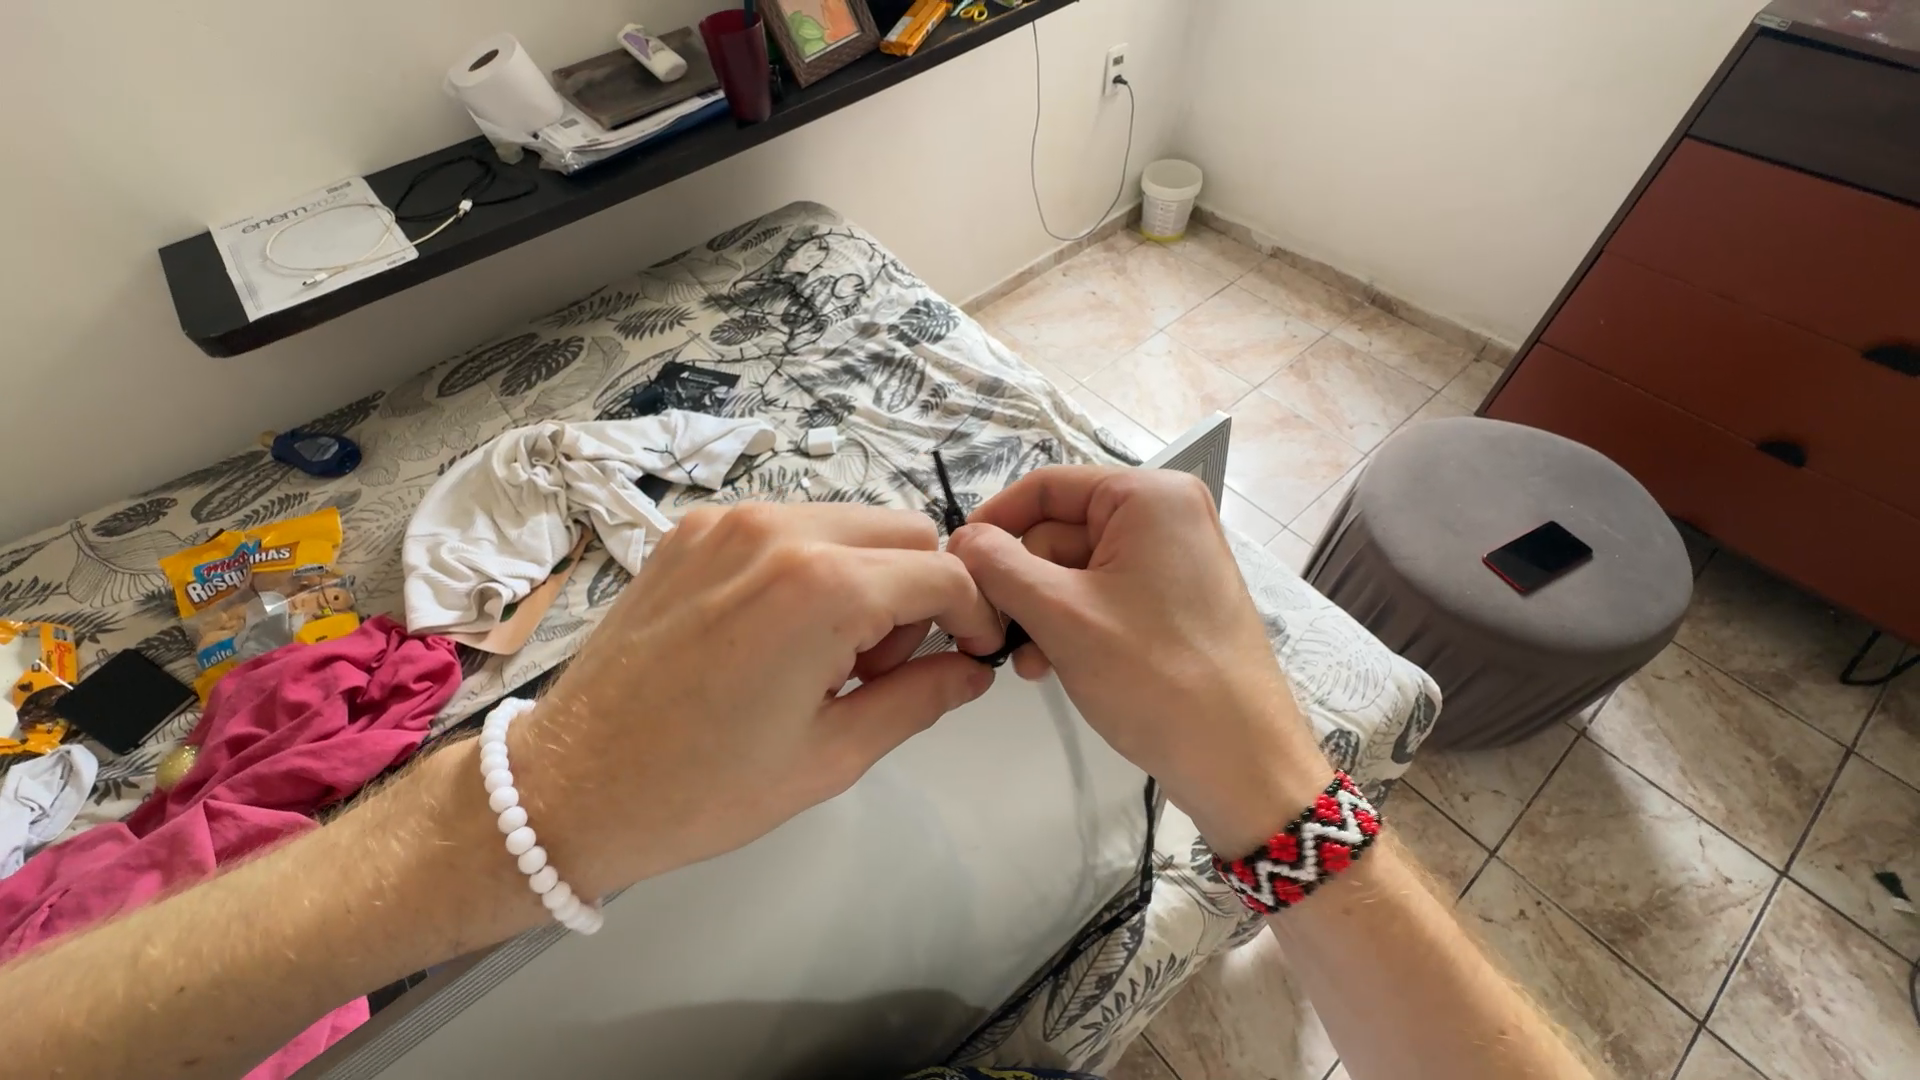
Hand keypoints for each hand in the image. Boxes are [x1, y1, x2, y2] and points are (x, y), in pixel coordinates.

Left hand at [503, 503, 1002, 899]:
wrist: (568, 786)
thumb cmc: (703, 789)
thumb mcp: (833, 755)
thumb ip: (921, 698)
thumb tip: (973, 669)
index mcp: (822, 588)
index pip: (944, 572)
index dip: (974, 612)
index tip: (969, 653)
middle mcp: (779, 530)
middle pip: (904, 530)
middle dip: (920, 591)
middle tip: (882, 665)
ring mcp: (730, 520)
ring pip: (850, 522)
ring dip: (868, 575)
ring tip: (826, 652)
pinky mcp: (694, 528)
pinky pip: (790, 526)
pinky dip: (813, 565)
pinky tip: (778, 629)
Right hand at [947, 467, 1329, 856]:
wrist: (1239, 761)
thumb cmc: (1154, 674)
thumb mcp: (1061, 614)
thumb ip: (998, 566)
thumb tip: (959, 540)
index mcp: (1148, 496)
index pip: (1046, 486)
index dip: (993, 521)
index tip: (953, 564)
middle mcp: (1164, 516)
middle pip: (1057, 531)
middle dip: (1019, 584)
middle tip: (991, 634)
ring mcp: (1171, 560)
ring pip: (1073, 570)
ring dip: (1039, 612)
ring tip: (1027, 662)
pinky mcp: (1171, 601)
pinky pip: (1101, 595)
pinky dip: (1070, 625)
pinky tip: (1052, 665)